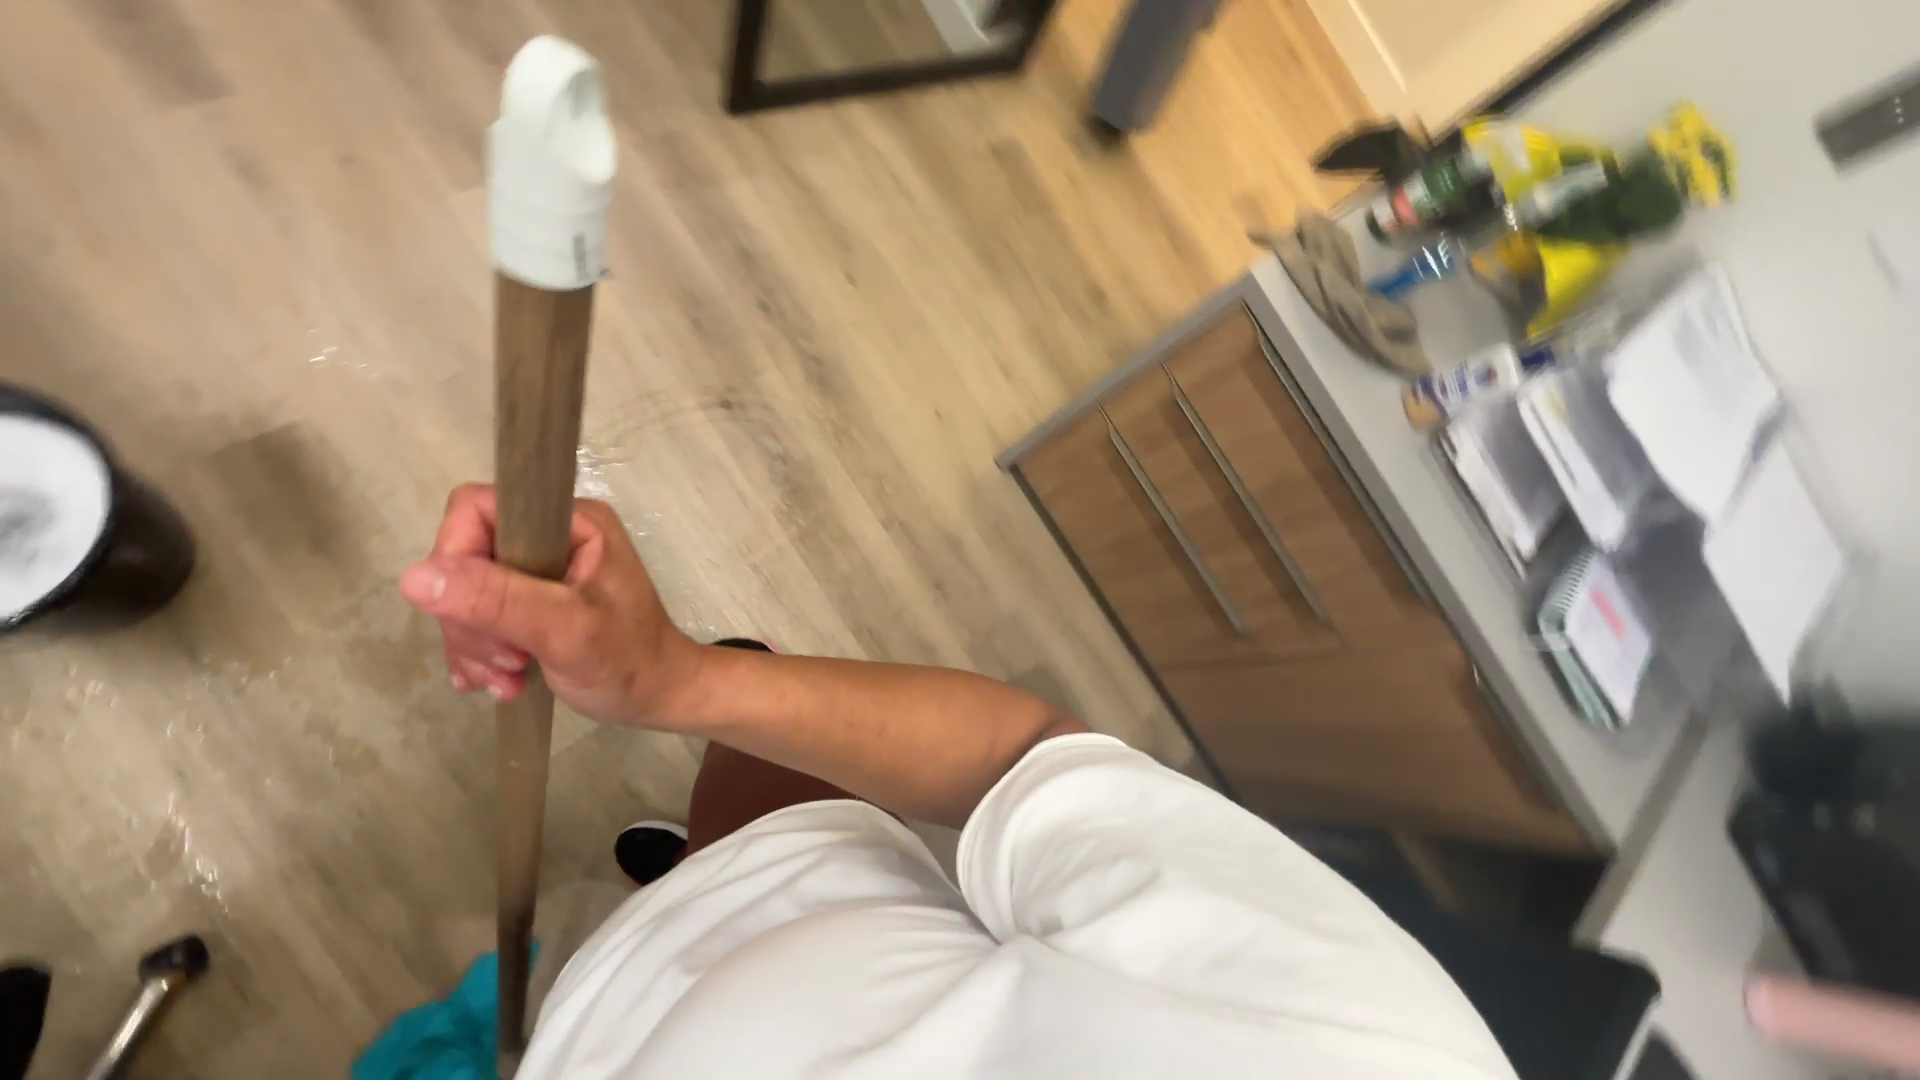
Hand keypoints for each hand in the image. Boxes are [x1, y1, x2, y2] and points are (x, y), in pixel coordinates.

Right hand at [399, 484, 699, 726]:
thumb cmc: (629, 660)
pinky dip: (481, 654)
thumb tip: (415, 576)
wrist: (658, 696)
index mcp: (570, 522)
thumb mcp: (566, 631)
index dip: (457, 559)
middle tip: (508, 661)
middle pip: (463, 558)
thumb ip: (498, 600)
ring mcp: (540, 569)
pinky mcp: (530, 601)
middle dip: (471, 619)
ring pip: (463, 594)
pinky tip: (502, 683)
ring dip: (476, 645)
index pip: (476, 510)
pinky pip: (477, 617)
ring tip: (508, 680)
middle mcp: (552, 536)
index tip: (475, 614)